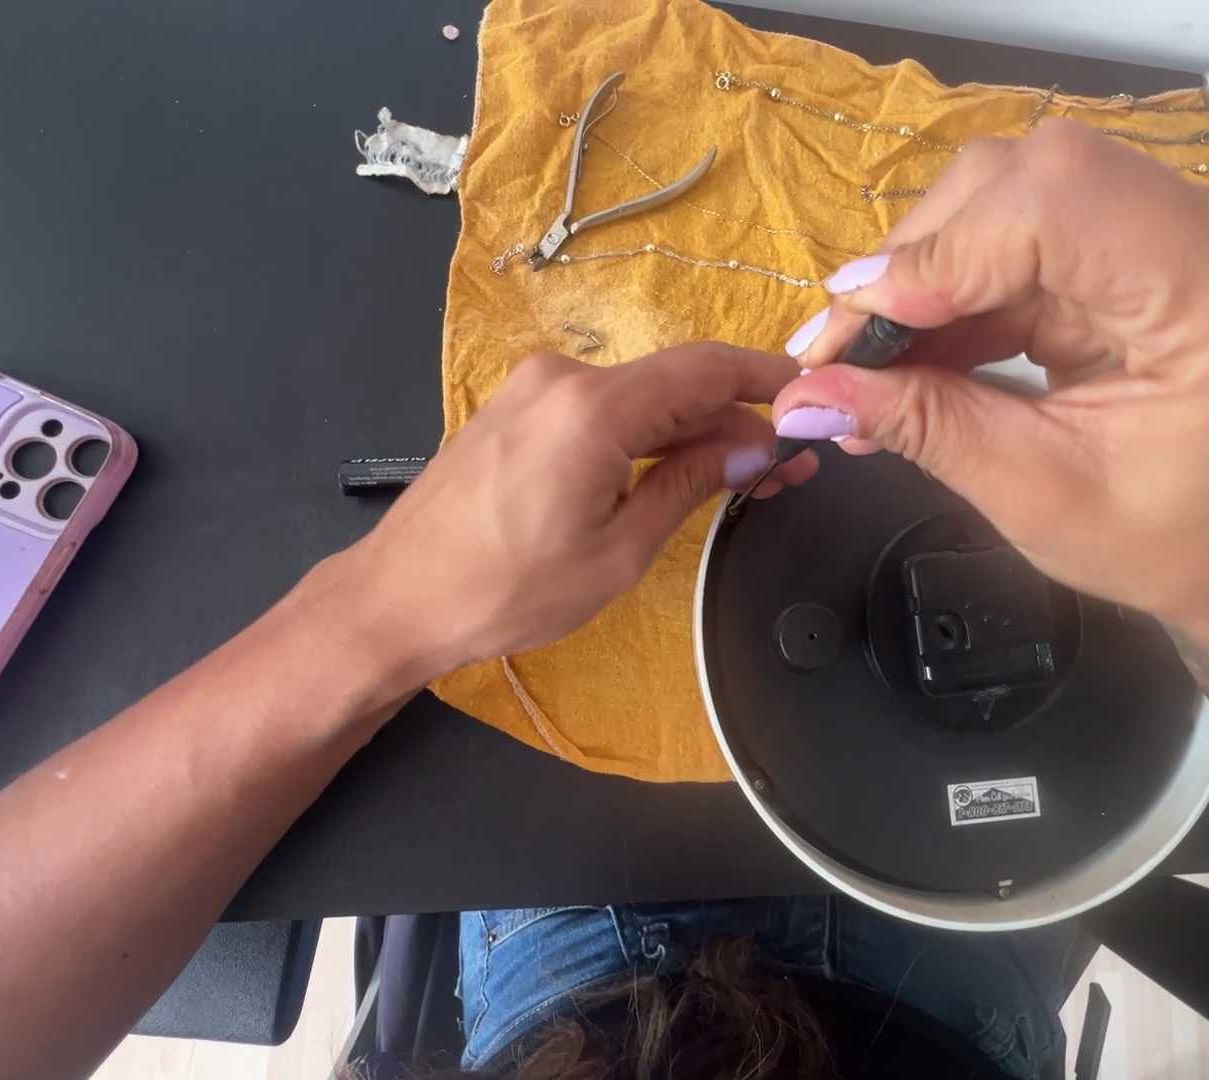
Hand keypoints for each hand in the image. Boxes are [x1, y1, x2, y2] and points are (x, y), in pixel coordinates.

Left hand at [312, 344, 812, 692]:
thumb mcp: (619, 550)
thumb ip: (690, 483)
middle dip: (737, 419)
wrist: (397, 599)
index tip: (811, 394)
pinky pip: (606, 410)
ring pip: (643, 397)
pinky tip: (680, 466)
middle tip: (785, 463)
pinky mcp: (522, 409)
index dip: (767, 377)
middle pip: (677, 383)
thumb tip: (752, 449)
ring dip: (696, 430)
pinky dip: (651, 434)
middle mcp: (564, 379)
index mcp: (593, 409)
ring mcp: (536, 389)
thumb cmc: (508, 590)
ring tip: (744, 474)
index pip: (705, 370)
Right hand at [772, 121, 1208, 625]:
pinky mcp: (1139, 238)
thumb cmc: (1153, 542)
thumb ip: (920, 426)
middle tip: (839, 354)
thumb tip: (803, 395)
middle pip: (1024, 182)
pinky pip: (1016, 238)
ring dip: (919, 284)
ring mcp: (1183, 225)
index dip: (942, 251)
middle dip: (913, 267)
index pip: (1061, 198)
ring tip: (864, 366)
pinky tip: (906, 354)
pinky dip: (948, 295)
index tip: (857, 327)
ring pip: (1006, 200)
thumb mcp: (1030, 494)